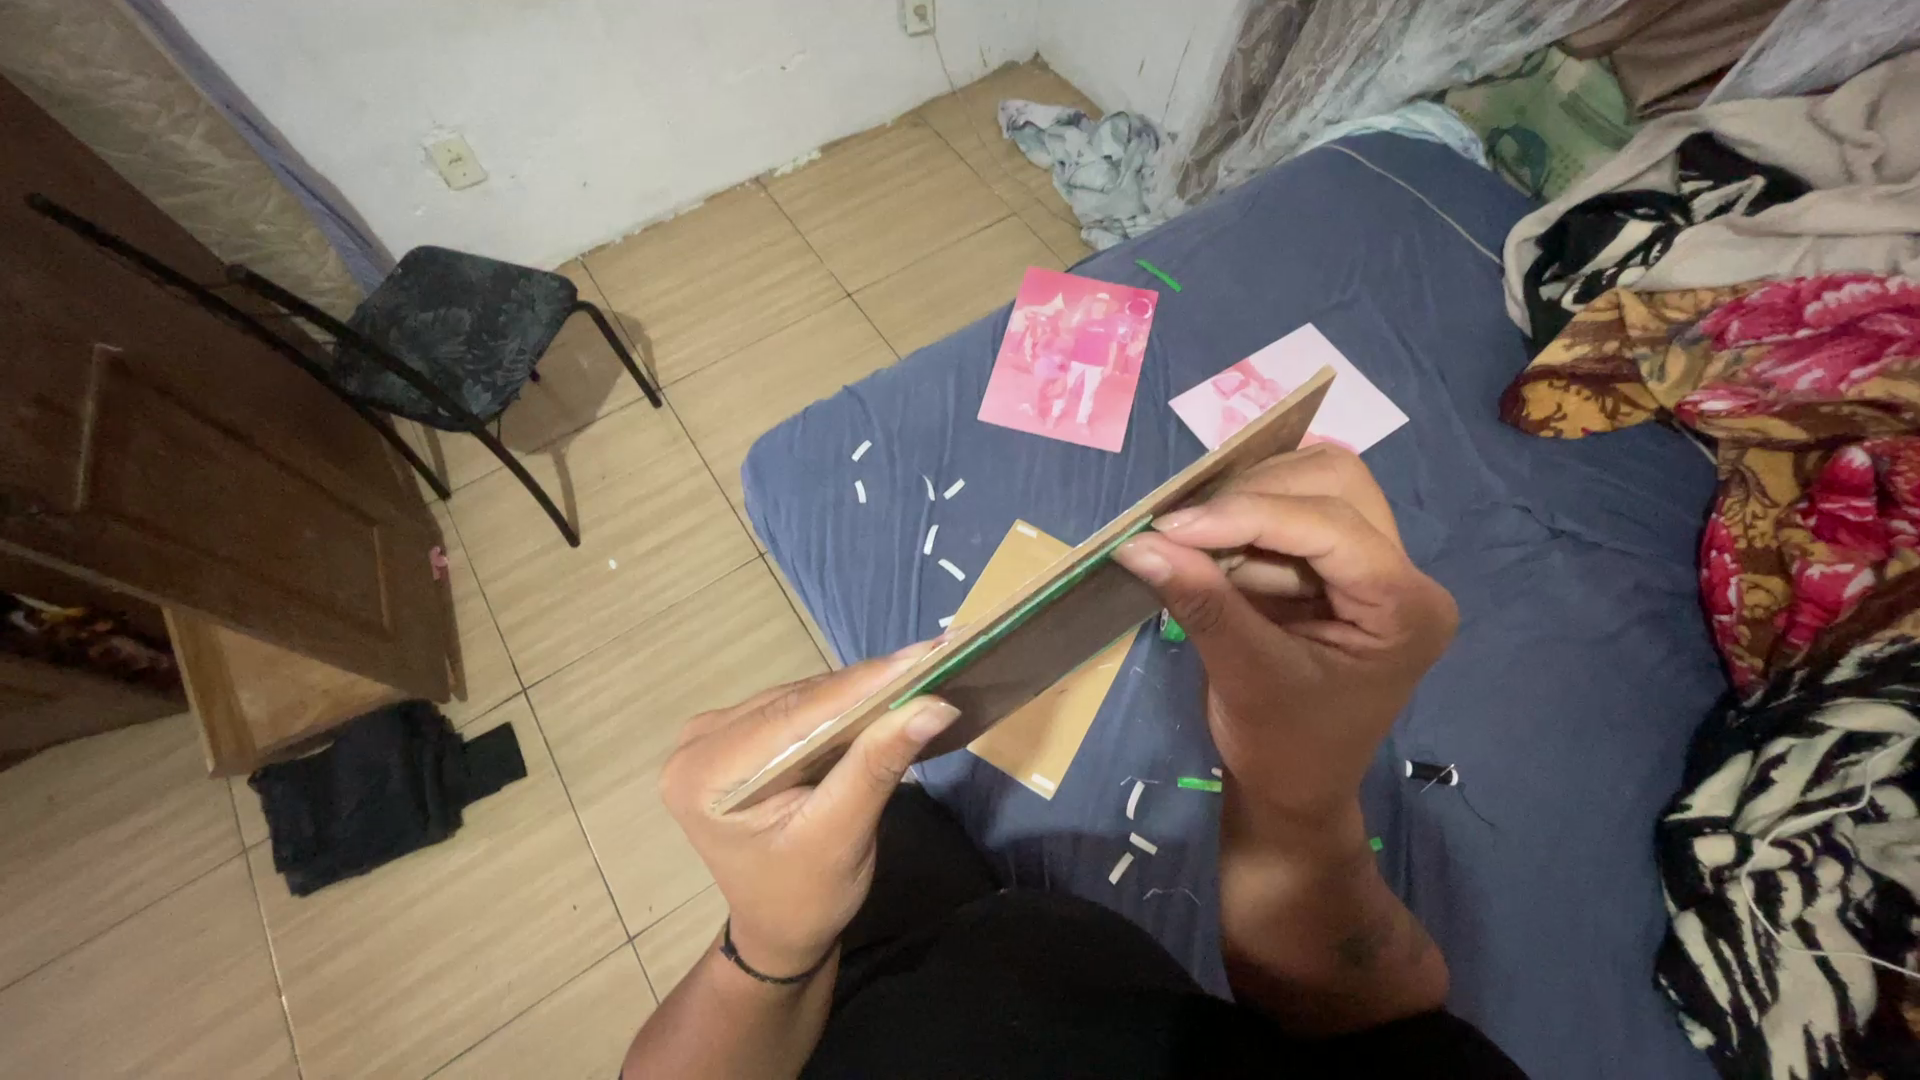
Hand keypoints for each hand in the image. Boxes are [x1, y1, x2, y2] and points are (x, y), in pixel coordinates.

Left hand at [658, 644, 959, 977]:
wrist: (779, 929)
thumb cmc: (806, 896)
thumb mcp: (844, 835)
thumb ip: (879, 764)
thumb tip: (933, 704)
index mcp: (704, 775)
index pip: (795, 715)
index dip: (863, 685)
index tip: (924, 655)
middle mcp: (698, 744)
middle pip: (797, 702)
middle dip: (866, 686)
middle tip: (932, 662)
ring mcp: (712, 735)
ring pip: (801, 698)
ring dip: (857, 691)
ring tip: (916, 674)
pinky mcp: (736, 734)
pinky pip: (797, 706)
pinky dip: (841, 704)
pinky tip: (880, 697)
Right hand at [1112, 444, 1456, 820]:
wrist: (1294, 786)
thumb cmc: (1283, 746)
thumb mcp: (1243, 675)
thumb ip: (1201, 601)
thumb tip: (1137, 543)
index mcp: (1405, 608)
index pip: (1330, 526)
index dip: (1247, 515)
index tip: (1168, 526)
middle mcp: (1401, 573)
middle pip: (1333, 483)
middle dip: (1252, 497)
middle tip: (1184, 530)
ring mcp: (1369, 565)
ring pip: (1313, 485)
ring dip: (1245, 506)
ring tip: (1196, 547)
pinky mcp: (1332, 567)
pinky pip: (1289, 513)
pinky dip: (1240, 522)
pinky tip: (1209, 551)